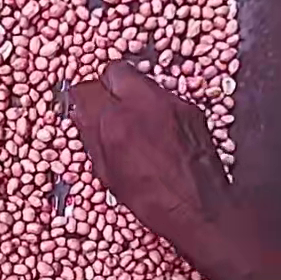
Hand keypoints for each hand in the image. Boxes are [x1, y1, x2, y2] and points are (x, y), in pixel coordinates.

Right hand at [70, 61, 247, 261]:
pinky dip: (154, 108)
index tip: (81, 106)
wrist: (200, 209)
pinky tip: (155, 132)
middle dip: (106, 86)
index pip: (86, 89)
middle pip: (114, 71)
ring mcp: (170, 103)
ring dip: (130, 95)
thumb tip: (82, 117)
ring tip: (130, 122)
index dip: (81, 98)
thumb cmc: (152, 200)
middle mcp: (142, 104)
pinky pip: (164, 96)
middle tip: (105, 107)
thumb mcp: (108, 174)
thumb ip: (92, 138)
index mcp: (114, 122)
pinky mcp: (190, 108)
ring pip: (141, 80)